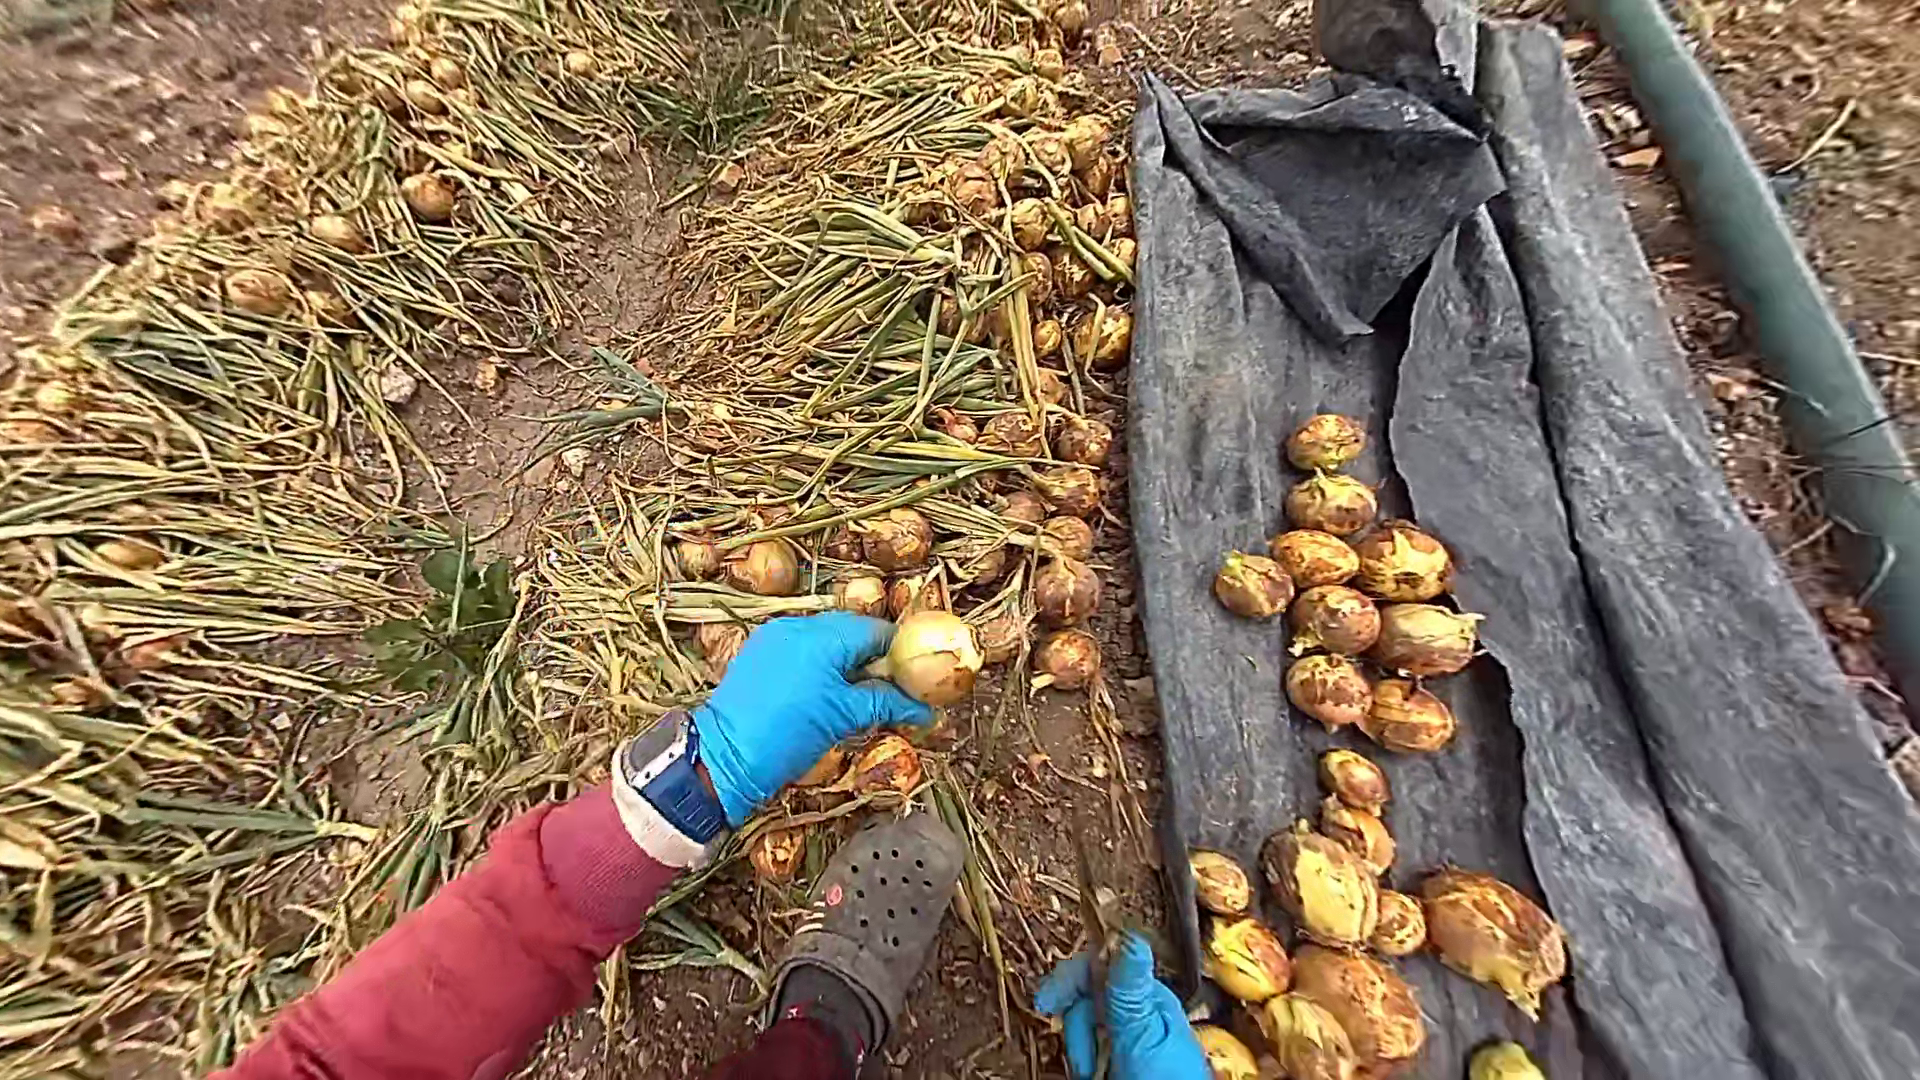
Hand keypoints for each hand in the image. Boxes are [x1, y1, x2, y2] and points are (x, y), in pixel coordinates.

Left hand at [694, 612, 932, 825]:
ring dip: (846, 658)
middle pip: (853, 630)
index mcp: (824, 636)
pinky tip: (823, 687)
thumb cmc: (790, 736)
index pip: (877, 630)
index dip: (898, 652)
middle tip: (885, 687)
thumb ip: (887, 702)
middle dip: (872, 656)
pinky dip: (820, 660)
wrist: (724, 758)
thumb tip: (925, 708)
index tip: (910, 676)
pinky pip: (803, 644)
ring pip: (828, 636)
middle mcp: (801, 623)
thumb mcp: (845, 717)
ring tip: (853, 691)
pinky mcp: (761, 646)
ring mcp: (778, 633)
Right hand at [1034, 932, 1211, 1079]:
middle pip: (1086, 997)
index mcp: (1147, 996)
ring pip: (1085, 1028)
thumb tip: (1128, 934)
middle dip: (1076, 1028)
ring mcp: (1129, 1041)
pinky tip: (1088, 1074)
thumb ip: (1128, 989)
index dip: (1067, 978)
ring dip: (1080, 1052)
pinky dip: (1085, 1063)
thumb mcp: (1142, 1036)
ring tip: (1088, 1075)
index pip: (1098, 964)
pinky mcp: (1121, 1063)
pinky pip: (1091, 1053)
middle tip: (1083, 1066)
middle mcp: (1138, 1013)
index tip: (1044, 1002)